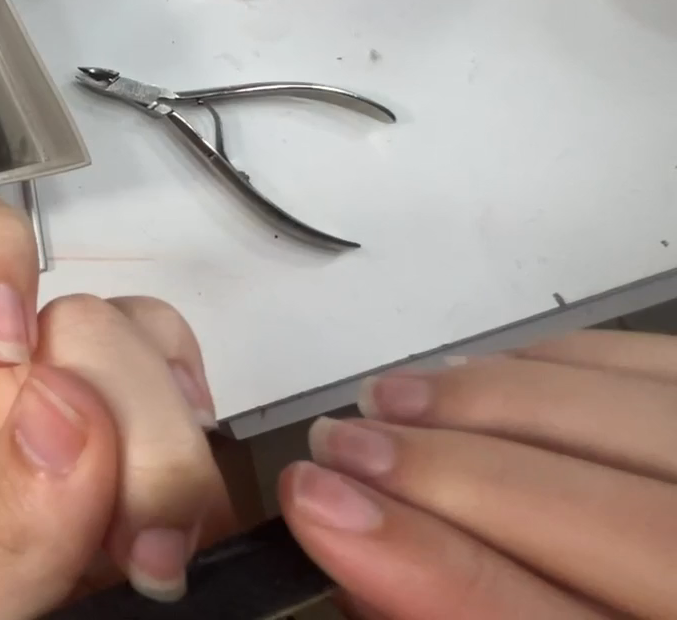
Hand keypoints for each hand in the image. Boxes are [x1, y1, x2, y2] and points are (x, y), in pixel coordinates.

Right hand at [280, 331, 676, 617]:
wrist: (659, 575)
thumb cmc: (590, 601)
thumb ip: (448, 596)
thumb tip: (325, 512)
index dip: (437, 567)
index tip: (314, 499)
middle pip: (636, 528)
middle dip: (449, 470)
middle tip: (334, 440)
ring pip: (646, 426)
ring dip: (485, 401)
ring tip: (386, 399)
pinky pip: (660, 365)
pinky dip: (553, 361)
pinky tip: (474, 375)